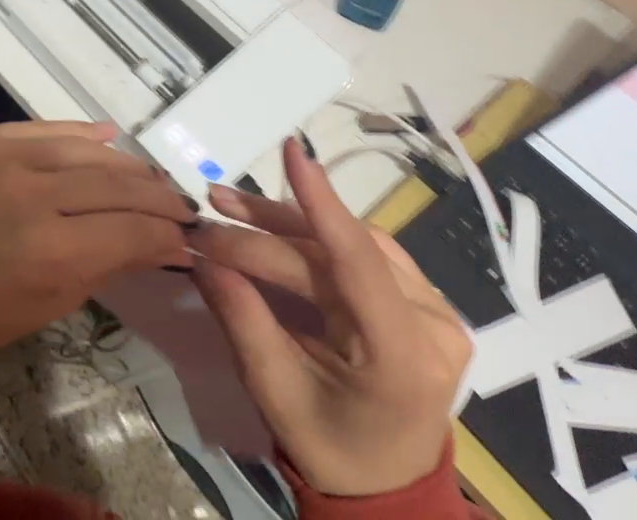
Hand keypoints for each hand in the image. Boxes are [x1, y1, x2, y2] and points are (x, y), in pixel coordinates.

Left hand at [0, 121, 197, 356]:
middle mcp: (29, 194)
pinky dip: (76, 134)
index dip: (169, 233)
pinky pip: (39, 129)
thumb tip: (164, 242)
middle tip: (180, 204)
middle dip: (157, 195)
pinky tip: (106, 138)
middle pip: (115, 183)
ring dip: (124, 162)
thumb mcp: (53, 301)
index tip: (187, 236)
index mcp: (51, 251)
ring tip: (149, 175)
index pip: (134, 229)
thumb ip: (110, 263)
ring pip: (83, 150)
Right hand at [187, 138, 471, 497]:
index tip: (292, 151)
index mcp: (402, 355)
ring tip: (229, 206)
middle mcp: (431, 324)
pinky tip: (271, 228)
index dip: (321, 204)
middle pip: (336, 253)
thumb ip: (242, 318)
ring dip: (287, 223)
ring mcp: (434, 311)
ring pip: (351, 243)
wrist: (384, 486)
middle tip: (203, 221)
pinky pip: (361, 255)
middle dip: (263, 232)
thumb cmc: (328, 446)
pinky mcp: (421, 303)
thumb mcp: (273, 389)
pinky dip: (312, 238)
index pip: (357, 261)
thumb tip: (202, 259)